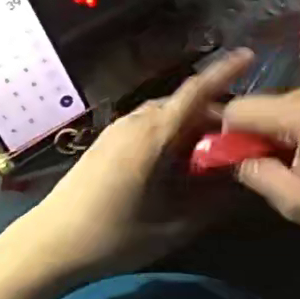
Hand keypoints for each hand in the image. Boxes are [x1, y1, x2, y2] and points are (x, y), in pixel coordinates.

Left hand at [13, 49, 254, 284]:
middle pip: (182, 103)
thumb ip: (212, 203)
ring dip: (191, 125)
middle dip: (215, 113)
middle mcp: (134, 122)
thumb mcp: (171, 227)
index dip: (224, 72)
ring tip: (217, 150)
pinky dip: (171, 134)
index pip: (195, 93)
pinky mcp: (106, 143)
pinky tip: (180, 161)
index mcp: (151, 135)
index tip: (249, 56)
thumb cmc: (111, 237)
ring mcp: (116, 131)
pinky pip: (147, 126)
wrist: (50, 242)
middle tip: (246, 134)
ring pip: (164, 115)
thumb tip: (247, 184)